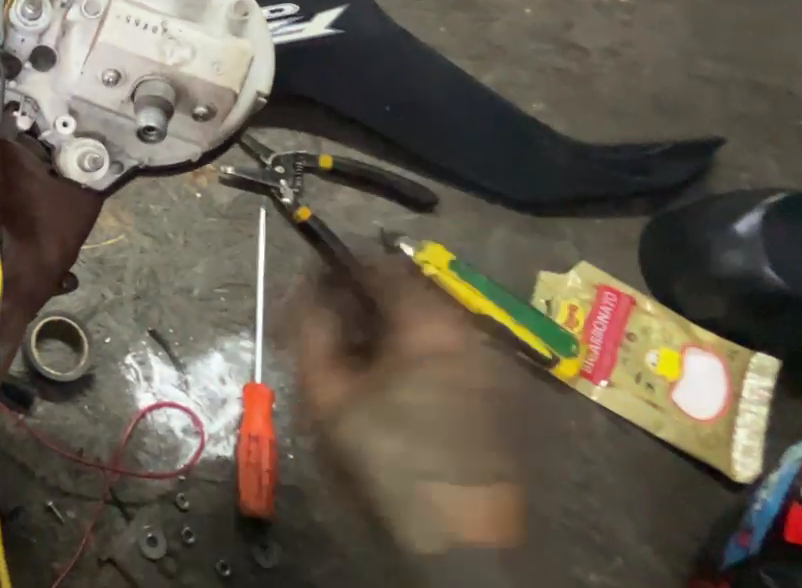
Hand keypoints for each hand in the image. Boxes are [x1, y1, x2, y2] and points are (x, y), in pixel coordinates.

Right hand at [292, 261, 525, 558]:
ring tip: (352, 353)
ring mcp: (491, 364)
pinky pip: (446, 350)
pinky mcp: (499, 394)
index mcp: (428, 323)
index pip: (377, 264)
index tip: (309, 279)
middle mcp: (467, 332)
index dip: (337, 264)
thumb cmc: (384, 456)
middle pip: (404, 291)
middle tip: (325, 321)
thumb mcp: (326, 390)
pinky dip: (412, 350)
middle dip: (360, 299)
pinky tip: (388, 379)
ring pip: (425, 322)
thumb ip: (309, 327)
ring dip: (385, 326)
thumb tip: (302, 289)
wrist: (456, 536)